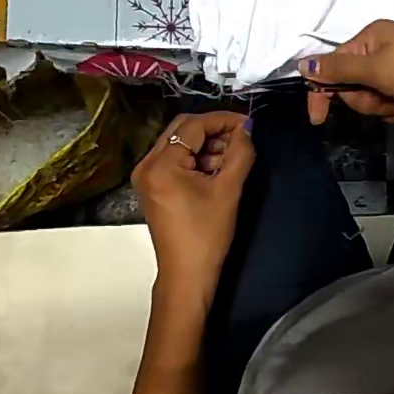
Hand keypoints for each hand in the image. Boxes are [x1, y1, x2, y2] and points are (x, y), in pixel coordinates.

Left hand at [132, 111, 254, 301]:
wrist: (187, 273)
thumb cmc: (207, 235)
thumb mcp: (228, 190)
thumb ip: (240, 153)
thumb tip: (246, 130)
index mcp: (161, 164)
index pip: (193, 126)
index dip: (222, 120)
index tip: (247, 123)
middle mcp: (147, 165)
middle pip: (182, 130)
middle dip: (213, 130)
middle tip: (241, 138)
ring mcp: (146, 176)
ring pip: (179, 144)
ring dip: (205, 145)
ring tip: (232, 157)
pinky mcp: (152, 187)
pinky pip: (174, 160)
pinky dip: (195, 159)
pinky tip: (216, 168)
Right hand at [300, 20, 393, 127]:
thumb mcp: (376, 68)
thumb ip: (337, 70)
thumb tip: (302, 64)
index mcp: (370, 37)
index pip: (331, 66)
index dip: (322, 91)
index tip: (317, 118)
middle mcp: (380, 52)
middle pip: (349, 86)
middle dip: (363, 99)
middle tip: (383, 97)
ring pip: (368, 100)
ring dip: (381, 107)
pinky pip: (387, 107)